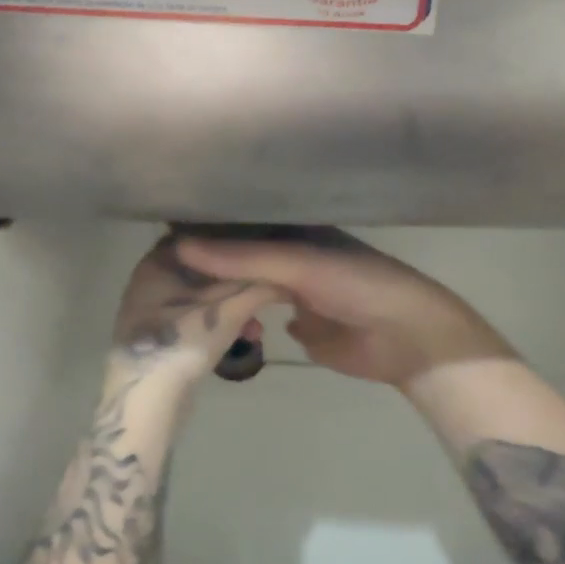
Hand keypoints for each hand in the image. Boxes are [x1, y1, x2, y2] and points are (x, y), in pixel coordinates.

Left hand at [111, 232, 280, 382]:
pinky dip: (220, 324)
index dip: (233, 242)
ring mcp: (153, 310)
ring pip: (204, 297)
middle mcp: (151, 280)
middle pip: (206, 270)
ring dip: (234, 308)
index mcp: (157, 263)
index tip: (263, 249)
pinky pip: (197, 318)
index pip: (201, 237)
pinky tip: (243, 339)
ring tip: (257, 329)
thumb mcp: (228, 310)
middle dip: (239, 284)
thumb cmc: (182, 344)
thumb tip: (289, 275)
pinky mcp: (162, 336)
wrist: (146, 403)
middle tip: (267, 296)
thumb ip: (259, 287)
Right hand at [174, 227, 513, 389]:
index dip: (204, 229)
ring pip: (245, 291)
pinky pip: (259, 322)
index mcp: (293, 230)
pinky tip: (208, 328)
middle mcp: (289, 256)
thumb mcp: (298, 264)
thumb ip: (243, 258)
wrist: (408, 339)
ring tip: (174, 302)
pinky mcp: (298, 327)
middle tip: (156, 275)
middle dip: (205, 268)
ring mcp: (293, 292)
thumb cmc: (358, 285)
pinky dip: (239, 325)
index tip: (160, 235)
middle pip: (238, 260)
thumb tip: (180, 247)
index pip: (239, 224)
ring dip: (220, 298)